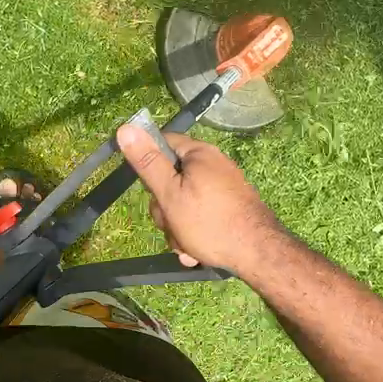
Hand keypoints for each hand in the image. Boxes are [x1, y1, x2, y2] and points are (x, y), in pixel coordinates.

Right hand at [116, 124, 286, 277]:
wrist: (257, 253)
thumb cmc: (209, 222)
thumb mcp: (170, 193)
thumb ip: (148, 162)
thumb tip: (125, 128)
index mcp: (199, 154)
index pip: (163, 144)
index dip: (149, 166)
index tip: (149, 190)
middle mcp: (214, 165)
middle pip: (172, 179)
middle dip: (166, 209)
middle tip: (172, 225)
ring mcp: (224, 187)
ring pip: (184, 203)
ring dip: (178, 228)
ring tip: (187, 246)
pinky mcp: (230, 207)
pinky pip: (201, 215)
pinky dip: (195, 233)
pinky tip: (196, 252)